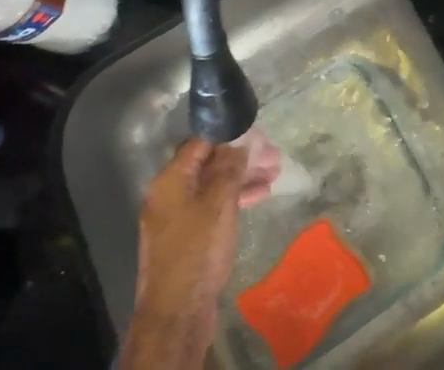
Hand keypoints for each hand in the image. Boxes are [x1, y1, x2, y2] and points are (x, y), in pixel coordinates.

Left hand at [123, 133, 280, 369]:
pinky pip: (212, 206)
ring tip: (274, 174)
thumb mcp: (219, 203)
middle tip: (274, 156)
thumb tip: (240, 139)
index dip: (230, 134)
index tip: (258, 132)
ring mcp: (177, 216)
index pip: (200, 142)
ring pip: (213, 185)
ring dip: (242, 177)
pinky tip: (259, 197)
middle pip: (208, 163)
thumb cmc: (198, 250)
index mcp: (170, 179)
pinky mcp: (187, 236)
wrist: (177, 311)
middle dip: (241, 157)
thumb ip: (230, 167)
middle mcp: (169, 193)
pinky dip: (234, 198)